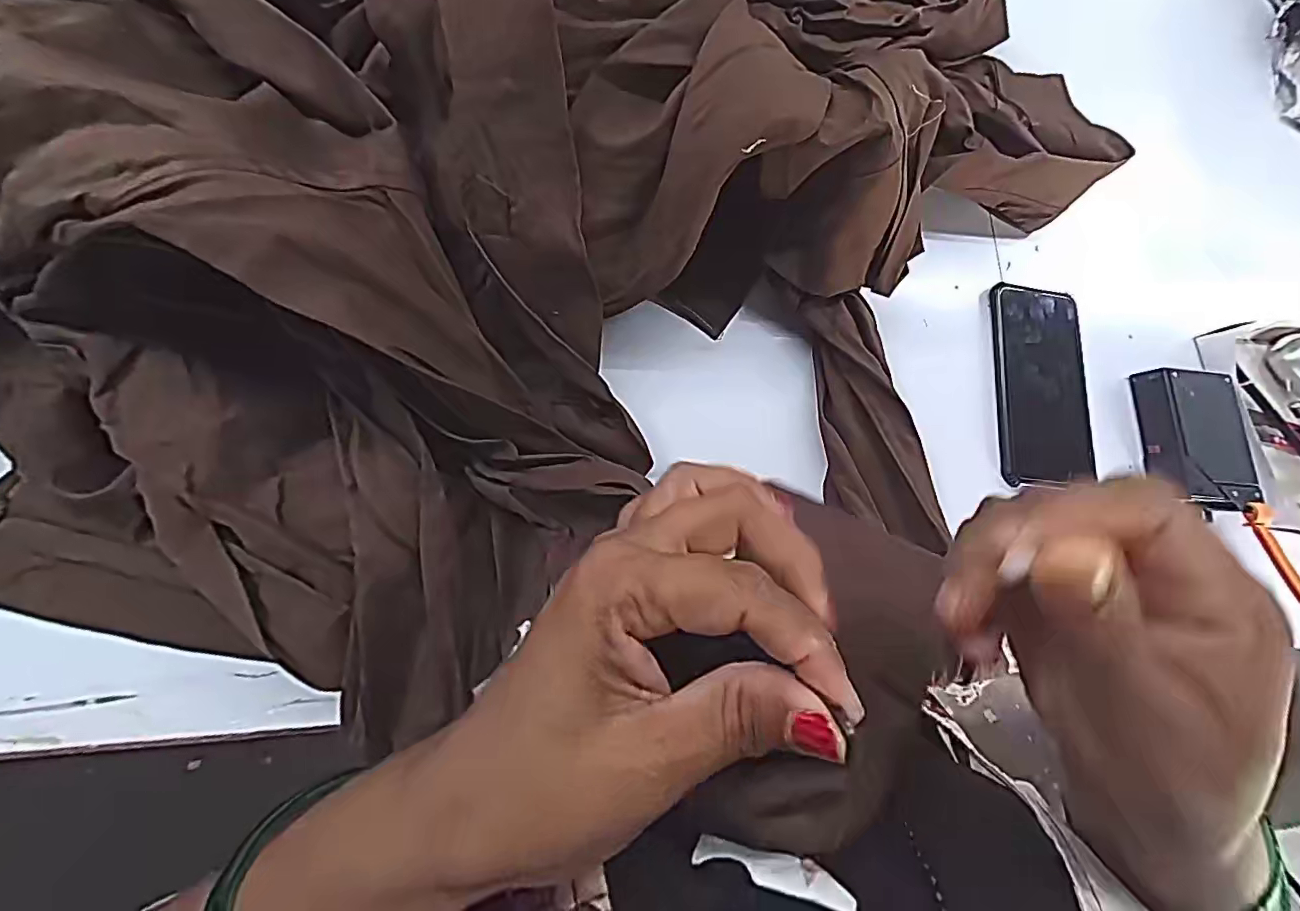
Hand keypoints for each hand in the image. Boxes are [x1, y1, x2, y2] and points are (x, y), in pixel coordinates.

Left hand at [230, 465, 863, 910]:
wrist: (458, 809)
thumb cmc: (538, 791)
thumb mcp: (646, 763)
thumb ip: (739, 717)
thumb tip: (826, 707)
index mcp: (619, 582)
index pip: (739, 588)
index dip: (802, 640)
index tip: (841, 701)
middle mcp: (621, 546)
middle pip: (732, 509)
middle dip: (794, 564)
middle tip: (824, 635)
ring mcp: (618, 549)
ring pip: (705, 489)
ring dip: (763, 521)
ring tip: (800, 579)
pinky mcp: (622, 569)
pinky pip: (684, 509)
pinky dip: (729, 516)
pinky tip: (749, 551)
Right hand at [935, 478, 1293, 910]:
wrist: (1145, 829)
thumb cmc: (1176, 789)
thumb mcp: (1146, 717)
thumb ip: (1106, 629)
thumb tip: (1064, 553)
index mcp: (1214, 593)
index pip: (1142, 510)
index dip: (1070, 516)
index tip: (1015, 551)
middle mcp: (1156, 569)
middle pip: (1072, 508)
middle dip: (1006, 542)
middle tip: (969, 593)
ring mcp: (1101, 574)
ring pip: (1027, 524)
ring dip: (980, 561)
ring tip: (963, 616)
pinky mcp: (1056, 587)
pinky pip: (1002, 557)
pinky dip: (974, 582)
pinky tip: (971, 624)